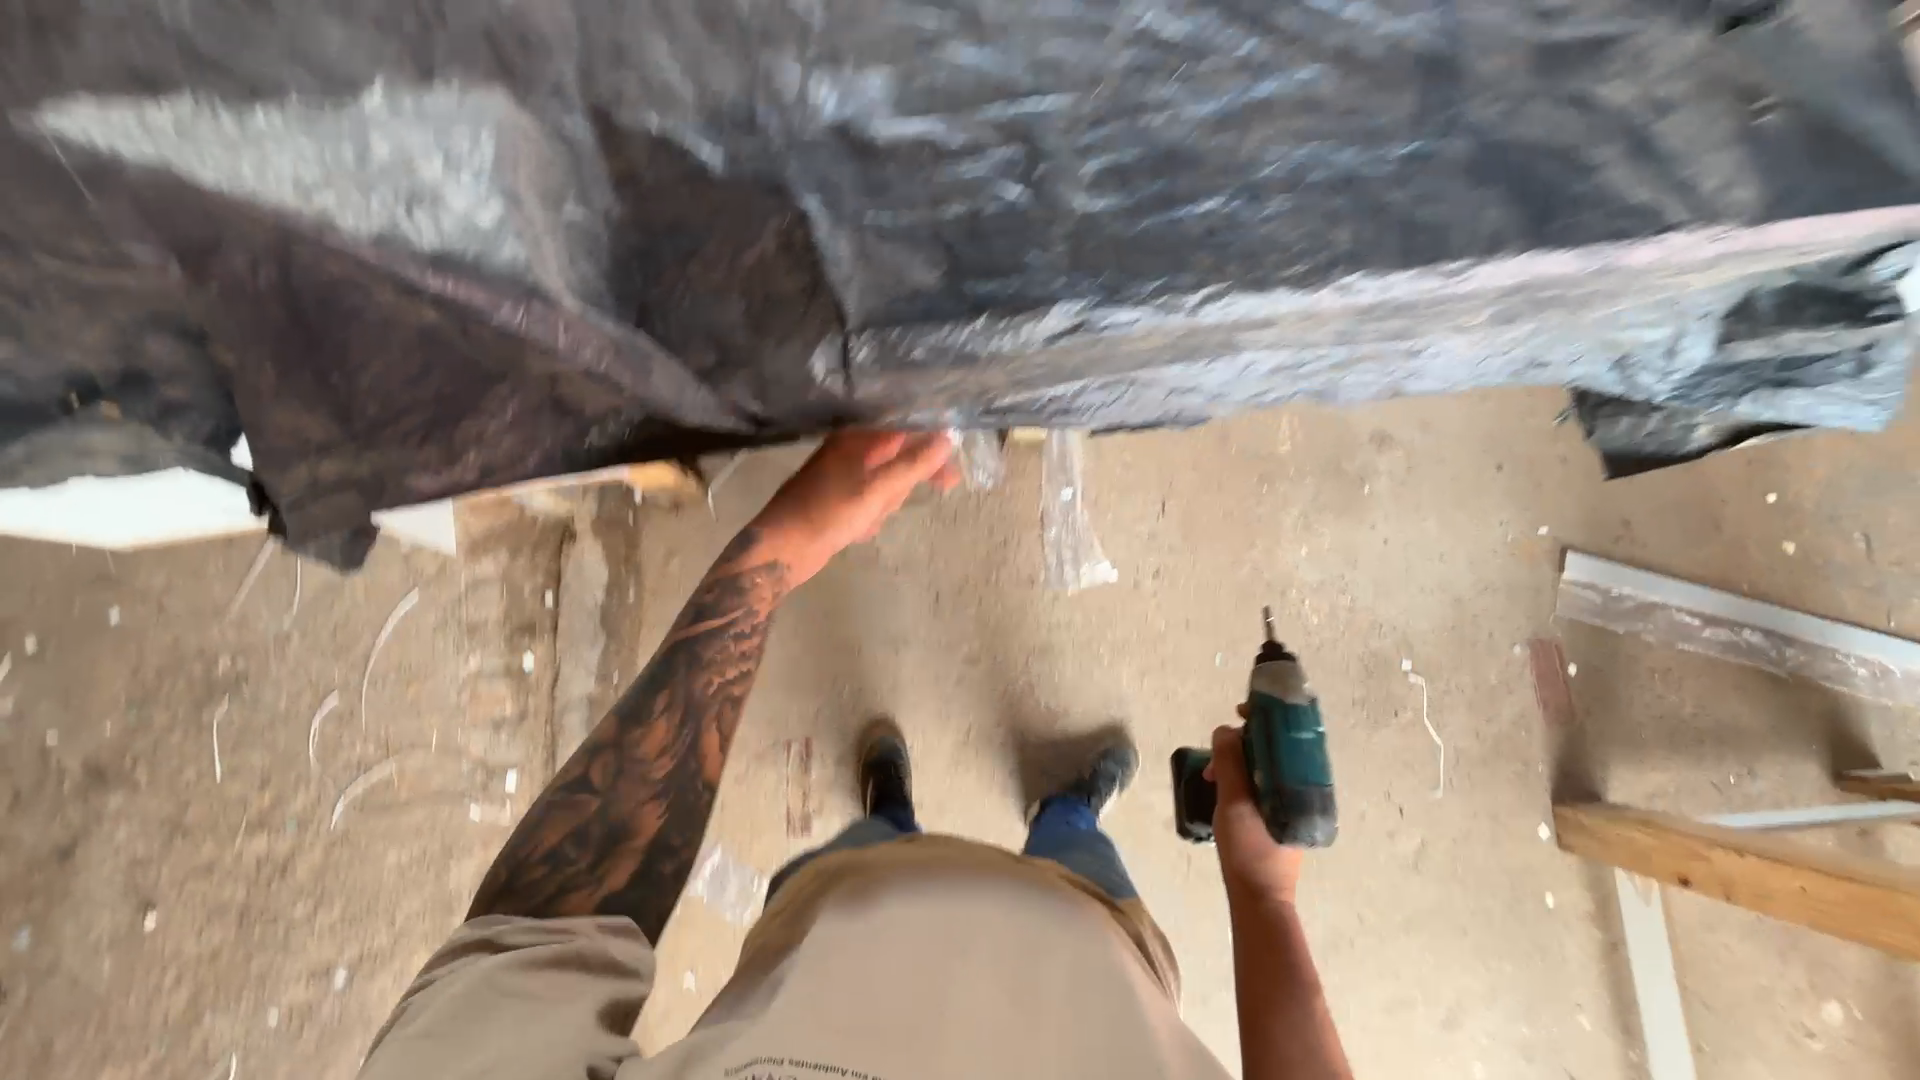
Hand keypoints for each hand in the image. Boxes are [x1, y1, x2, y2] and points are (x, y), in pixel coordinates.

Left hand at [749, 431, 957, 586]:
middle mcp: (849, 450)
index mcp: (856, 438)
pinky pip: (870, 502)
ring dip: (885, 504)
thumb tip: (948, 438)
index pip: (905, 429)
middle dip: (903, 484)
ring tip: (869, 520)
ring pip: (885, 484)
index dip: (931, 447)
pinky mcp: (838, 499)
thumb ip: (914, 464)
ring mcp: (842, 475)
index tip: (950, 474)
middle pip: (898, 458)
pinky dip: (871, 516)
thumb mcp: (878, 489)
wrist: (782, 549)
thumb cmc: (829, 513)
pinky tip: (859, 531)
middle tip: (904, 503)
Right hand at [1207, 719, 1303, 903]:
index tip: (1239, 712)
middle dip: (1240, 745)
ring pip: (1265, 768)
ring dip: (1237, 764)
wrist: (1260, 898)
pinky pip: (1263, 784)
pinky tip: (1223, 790)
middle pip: (1273, 750)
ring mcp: (1293, 804)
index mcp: (1299, 782)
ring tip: (1212, 778)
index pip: (1287, 735)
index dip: (1264, 717)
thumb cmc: (1249, 850)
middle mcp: (1302, 789)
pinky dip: (1243, 779)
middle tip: (1214, 760)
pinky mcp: (1282, 817)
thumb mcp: (1233, 802)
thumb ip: (1229, 763)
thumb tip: (1225, 730)